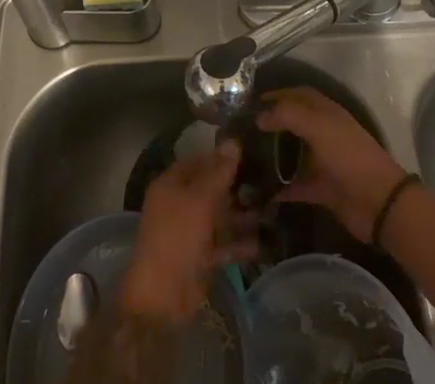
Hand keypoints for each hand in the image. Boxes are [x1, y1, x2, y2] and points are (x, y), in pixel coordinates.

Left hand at [119, 140, 252, 320]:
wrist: (163, 294)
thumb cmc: (177, 237)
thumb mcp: (199, 200)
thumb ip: (218, 172)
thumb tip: (233, 140)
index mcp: (170, 185)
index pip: (196, 161)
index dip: (220, 156)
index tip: (250, 151)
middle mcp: (178, 205)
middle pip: (209, 189)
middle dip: (236, 187)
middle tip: (268, 180)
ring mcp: (188, 232)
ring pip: (218, 217)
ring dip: (241, 216)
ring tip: (271, 209)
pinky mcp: (200, 257)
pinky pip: (222, 244)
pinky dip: (239, 243)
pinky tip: (262, 241)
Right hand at [258, 87, 406, 241]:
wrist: (378, 204)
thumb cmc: (349, 157)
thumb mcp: (319, 127)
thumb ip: (287, 115)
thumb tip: (259, 116)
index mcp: (327, 114)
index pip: (299, 95)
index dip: (277, 94)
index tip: (249, 102)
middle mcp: (323, 135)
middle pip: (292, 125)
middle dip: (269, 125)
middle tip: (240, 130)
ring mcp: (322, 163)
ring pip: (291, 155)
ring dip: (271, 157)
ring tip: (243, 158)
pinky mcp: (320, 189)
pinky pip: (294, 186)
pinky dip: (277, 189)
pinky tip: (257, 190)